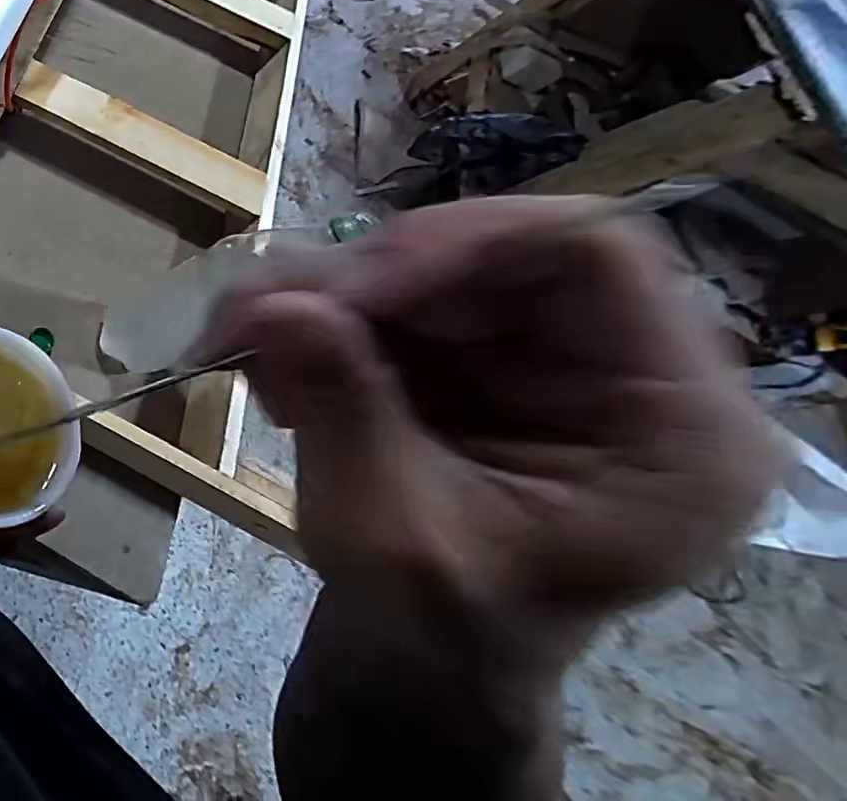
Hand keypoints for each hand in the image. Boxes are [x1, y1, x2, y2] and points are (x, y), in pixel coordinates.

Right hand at [215, 197, 780, 665]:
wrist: (414, 646)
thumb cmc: (437, 618)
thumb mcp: (392, 529)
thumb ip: (345, 413)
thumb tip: (272, 306)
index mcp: (657, 413)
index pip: (579, 250)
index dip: (453, 246)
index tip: (340, 295)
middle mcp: (583, 356)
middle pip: (457, 252)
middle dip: (340, 284)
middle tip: (246, 325)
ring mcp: (498, 347)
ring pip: (387, 266)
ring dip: (294, 300)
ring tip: (235, 354)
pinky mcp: (429, 350)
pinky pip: (348, 298)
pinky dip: (289, 323)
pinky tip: (264, 375)